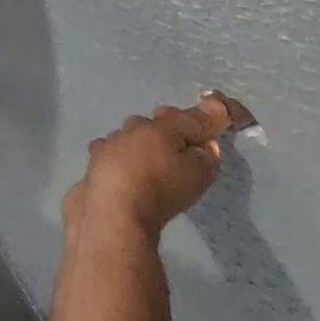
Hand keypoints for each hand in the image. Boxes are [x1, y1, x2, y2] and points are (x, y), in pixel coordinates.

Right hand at [64, 91, 241, 239]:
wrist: (107, 213)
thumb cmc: (136, 169)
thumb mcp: (164, 134)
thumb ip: (190, 119)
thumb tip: (220, 107)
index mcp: (201, 164)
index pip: (199, 130)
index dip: (179, 118)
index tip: (159, 116)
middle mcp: (183, 174)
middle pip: (165, 136)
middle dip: (144, 130)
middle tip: (132, 135)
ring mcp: (153, 183)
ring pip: (137, 147)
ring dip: (122, 141)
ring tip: (110, 148)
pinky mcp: (126, 187)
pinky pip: (119, 161)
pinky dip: (109, 156)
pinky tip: (98, 157)